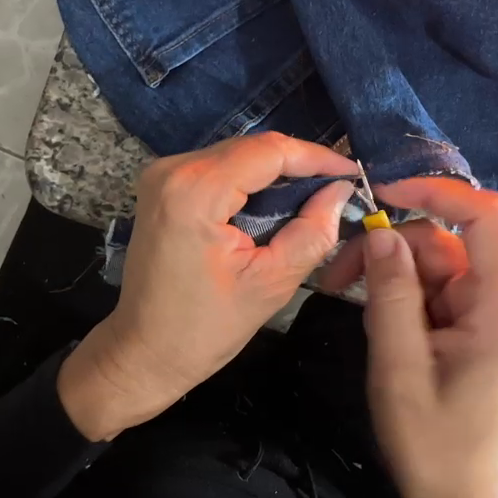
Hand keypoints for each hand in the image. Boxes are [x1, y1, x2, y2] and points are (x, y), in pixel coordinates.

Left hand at [57, 132, 356, 440]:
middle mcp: (173, 169)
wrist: (144, 350)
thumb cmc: (205, 327)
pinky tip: (276, 201)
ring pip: (235, 154)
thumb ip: (311, 231)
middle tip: (339, 187)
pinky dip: (249, 180)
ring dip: (275, 172)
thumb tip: (340, 191)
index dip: (315, 157)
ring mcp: (162, 173)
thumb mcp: (271, 283)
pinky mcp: (162, 184)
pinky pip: (217, 167)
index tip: (353, 172)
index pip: (267, 151)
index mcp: (195, 191)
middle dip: (298, 164)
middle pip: (250, 148)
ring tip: (316, 194)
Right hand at [323, 176, 497, 497]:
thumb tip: (381, 232)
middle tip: (336, 276)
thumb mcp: (398, 364)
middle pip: (443, 240)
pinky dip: (398, 290)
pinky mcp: (475, 322)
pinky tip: (373, 315)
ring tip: (344, 296)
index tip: (381, 194)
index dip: (435, 191)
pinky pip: (433, 284)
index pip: (485, 216)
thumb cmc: (430, 440)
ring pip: (432, 259)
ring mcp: (491, 311)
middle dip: (389, 247)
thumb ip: (391, 292)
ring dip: (387, 270)